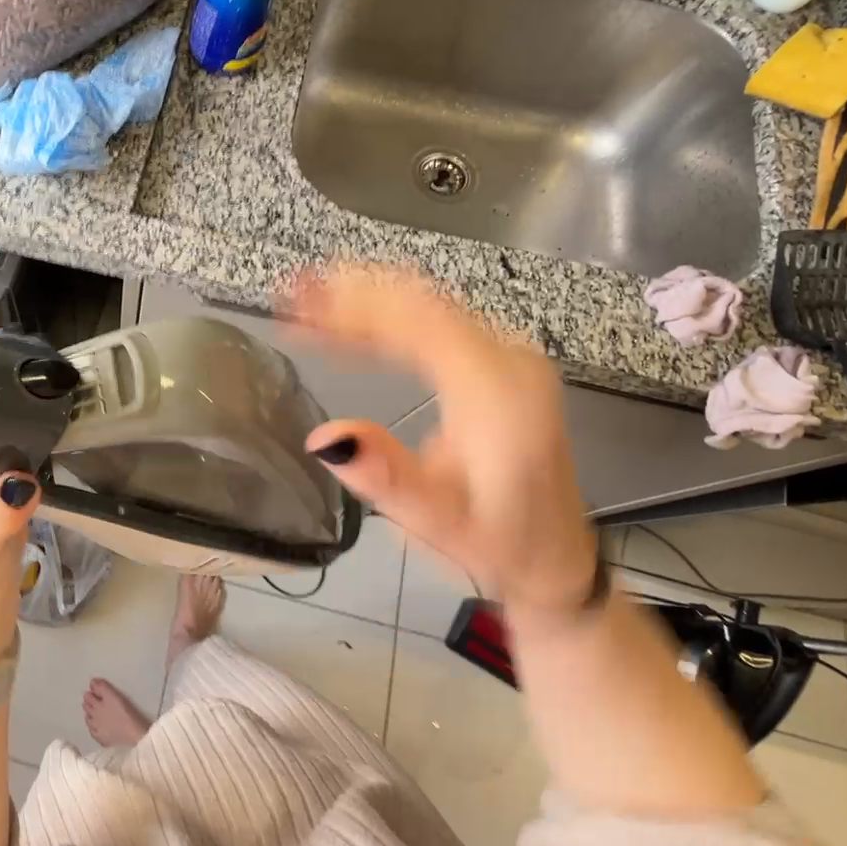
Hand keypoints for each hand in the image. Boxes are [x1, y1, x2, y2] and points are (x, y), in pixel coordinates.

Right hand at [286, 264, 598, 624]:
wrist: (553, 553)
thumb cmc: (496, 542)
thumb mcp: (440, 523)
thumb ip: (388, 478)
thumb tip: (325, 437)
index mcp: (497, 394)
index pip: (419, 325)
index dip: (355, 309)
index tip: (299, 308)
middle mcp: (507, 361)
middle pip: (421, 302)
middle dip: (352, 292)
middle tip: (292, 292)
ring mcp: (504, 357)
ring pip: (426, 303)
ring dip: (365, 297)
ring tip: (308, 297)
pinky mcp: (494, 362)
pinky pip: (434, 320)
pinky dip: (386, 313)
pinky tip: (348, 321)